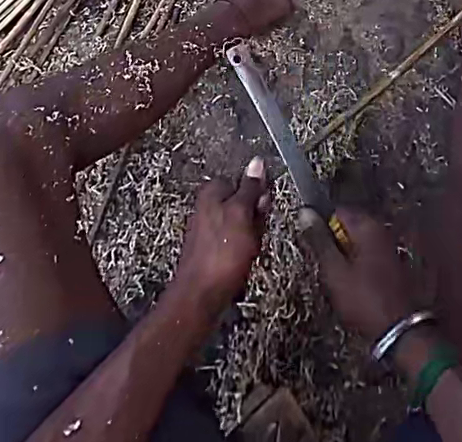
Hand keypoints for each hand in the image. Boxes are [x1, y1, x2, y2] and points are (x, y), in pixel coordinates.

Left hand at [170, 158, 268, 314]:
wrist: (200, 298)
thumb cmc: (221, 254)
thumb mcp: (241, 213)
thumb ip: (250, 187)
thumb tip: (257, 162)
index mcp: (213, 191)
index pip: (246, 181)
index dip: (258, 196)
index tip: (261, 209)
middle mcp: (209, 207)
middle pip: (246, 204)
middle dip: (256, 220)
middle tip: (253, 235)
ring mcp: (211, 230)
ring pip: (245, 227)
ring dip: (252, 239)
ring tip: (247, 254)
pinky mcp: (214, 250)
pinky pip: (238, 244)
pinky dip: (244, 253)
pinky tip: (242, 264)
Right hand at [298, 206, 415, 344]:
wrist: (400, 332)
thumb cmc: (364, 300)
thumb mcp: (334, 270)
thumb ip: (319, 240)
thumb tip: (305, 212)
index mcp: (367, 225)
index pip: (337, 211)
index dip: (322, 227)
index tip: (316, 250)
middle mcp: (382, 230)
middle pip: (349, 226)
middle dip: (335, 244)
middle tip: (328, 269)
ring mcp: (390, 247)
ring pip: (358, 243)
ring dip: (347, 257)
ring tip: (340, 282)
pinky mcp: (394, 265)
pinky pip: (369, 257)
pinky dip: (359, 266)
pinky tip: (356, 288)